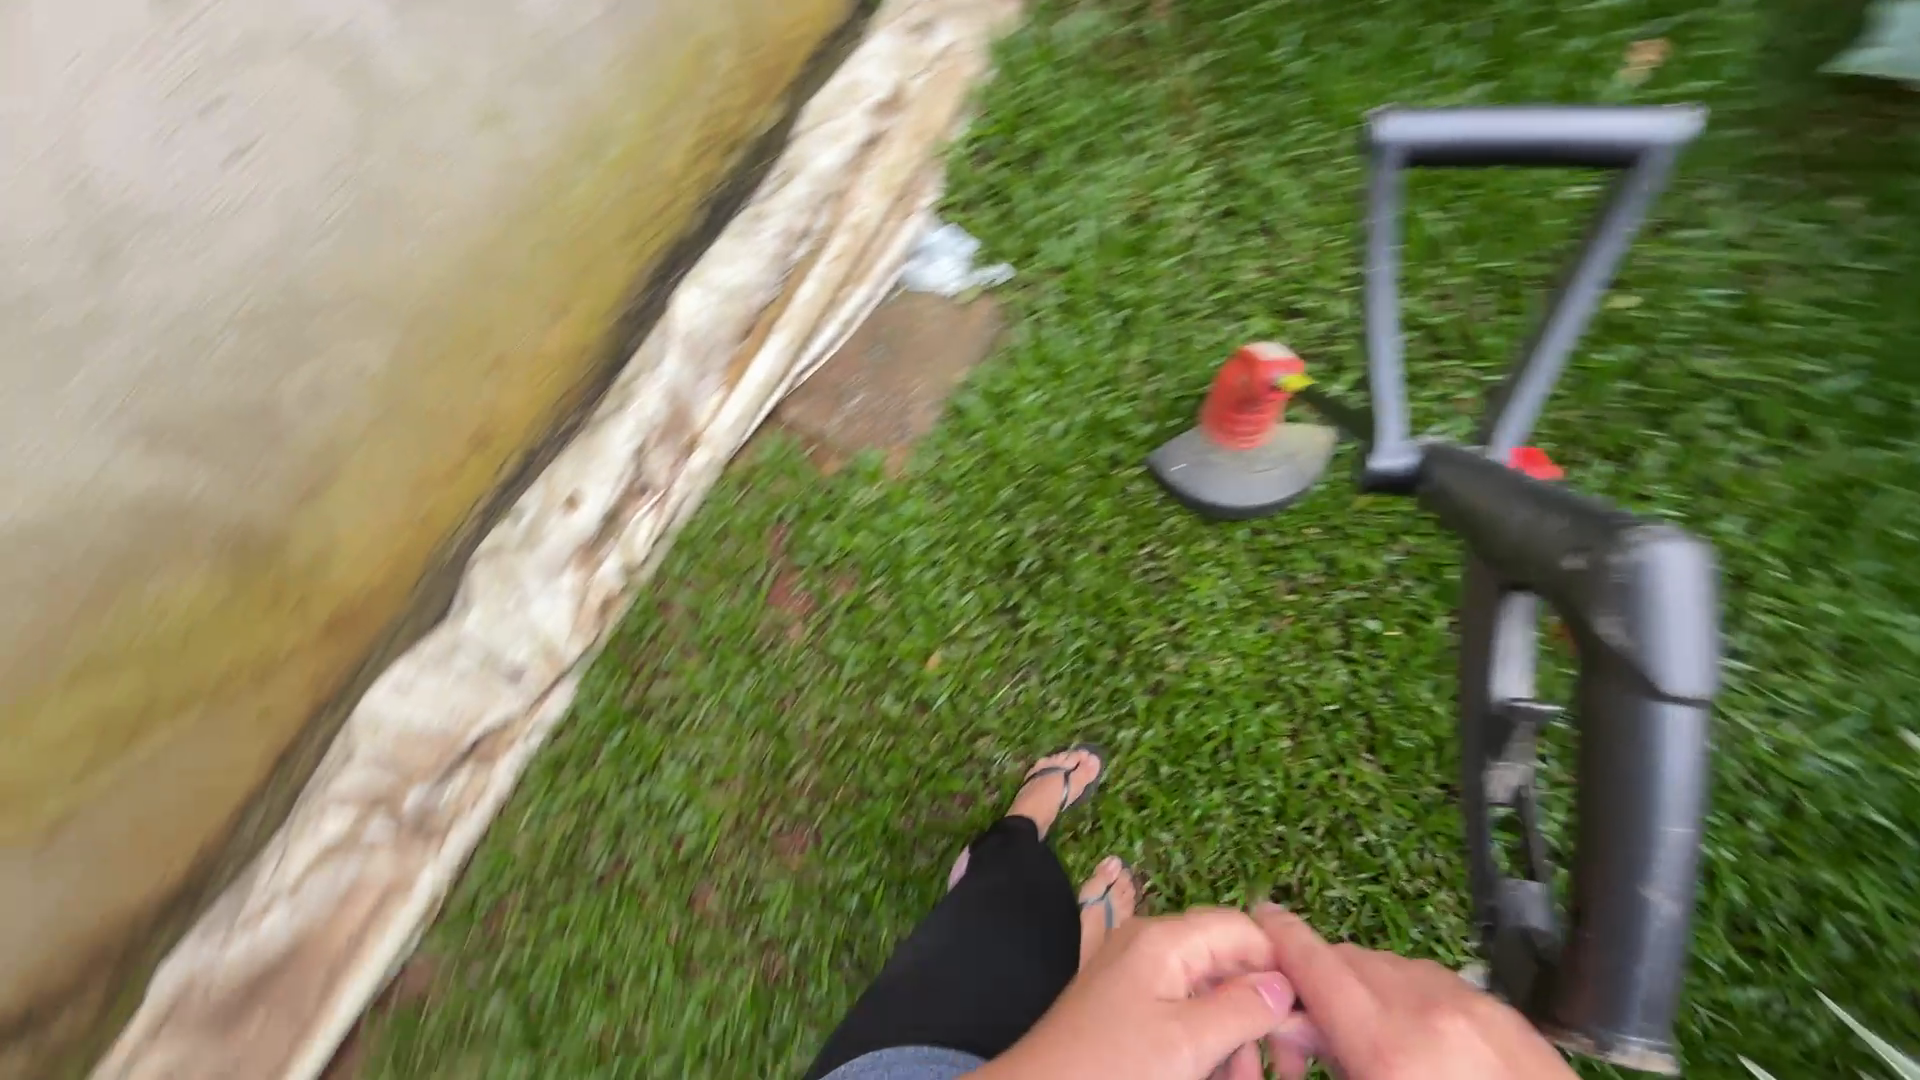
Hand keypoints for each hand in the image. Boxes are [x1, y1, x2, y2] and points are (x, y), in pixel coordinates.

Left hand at [973, 908, 1298, 1079]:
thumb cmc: (1115, 1066)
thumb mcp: (1188, 1043)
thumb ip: (1243, 1009)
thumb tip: (1287, 983)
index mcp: (1164, 938)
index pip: (1240, 928)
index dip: (1280, 966)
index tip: (1312, 1018)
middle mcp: (1151, 943)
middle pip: (1227, 962)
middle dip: (1259, 1012)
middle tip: (1286, 1069)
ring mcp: (1137, 971)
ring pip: (1209, 993)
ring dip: (1236, 1038)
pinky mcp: (1130, 1002)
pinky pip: (1183, 1012)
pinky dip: (1206, 1043)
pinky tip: (1216, 1076)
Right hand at [1253, 905, 1578, 1079]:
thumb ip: (1329, 1056)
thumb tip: (1296, 1023)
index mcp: (1387, 1046)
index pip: (1314, 963)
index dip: (1280, 935)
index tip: (1259, 917)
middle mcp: (1426, 1009)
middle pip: (1349, 959)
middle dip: (1325, 977)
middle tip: (1319, 1017)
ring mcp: (1473, 1006)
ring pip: (1392, 964)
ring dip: (1370, 984)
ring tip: (1375, 1031)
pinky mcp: (1508, 1014)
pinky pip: (1439, 982)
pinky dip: (1416, 995)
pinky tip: (1425, 1035)